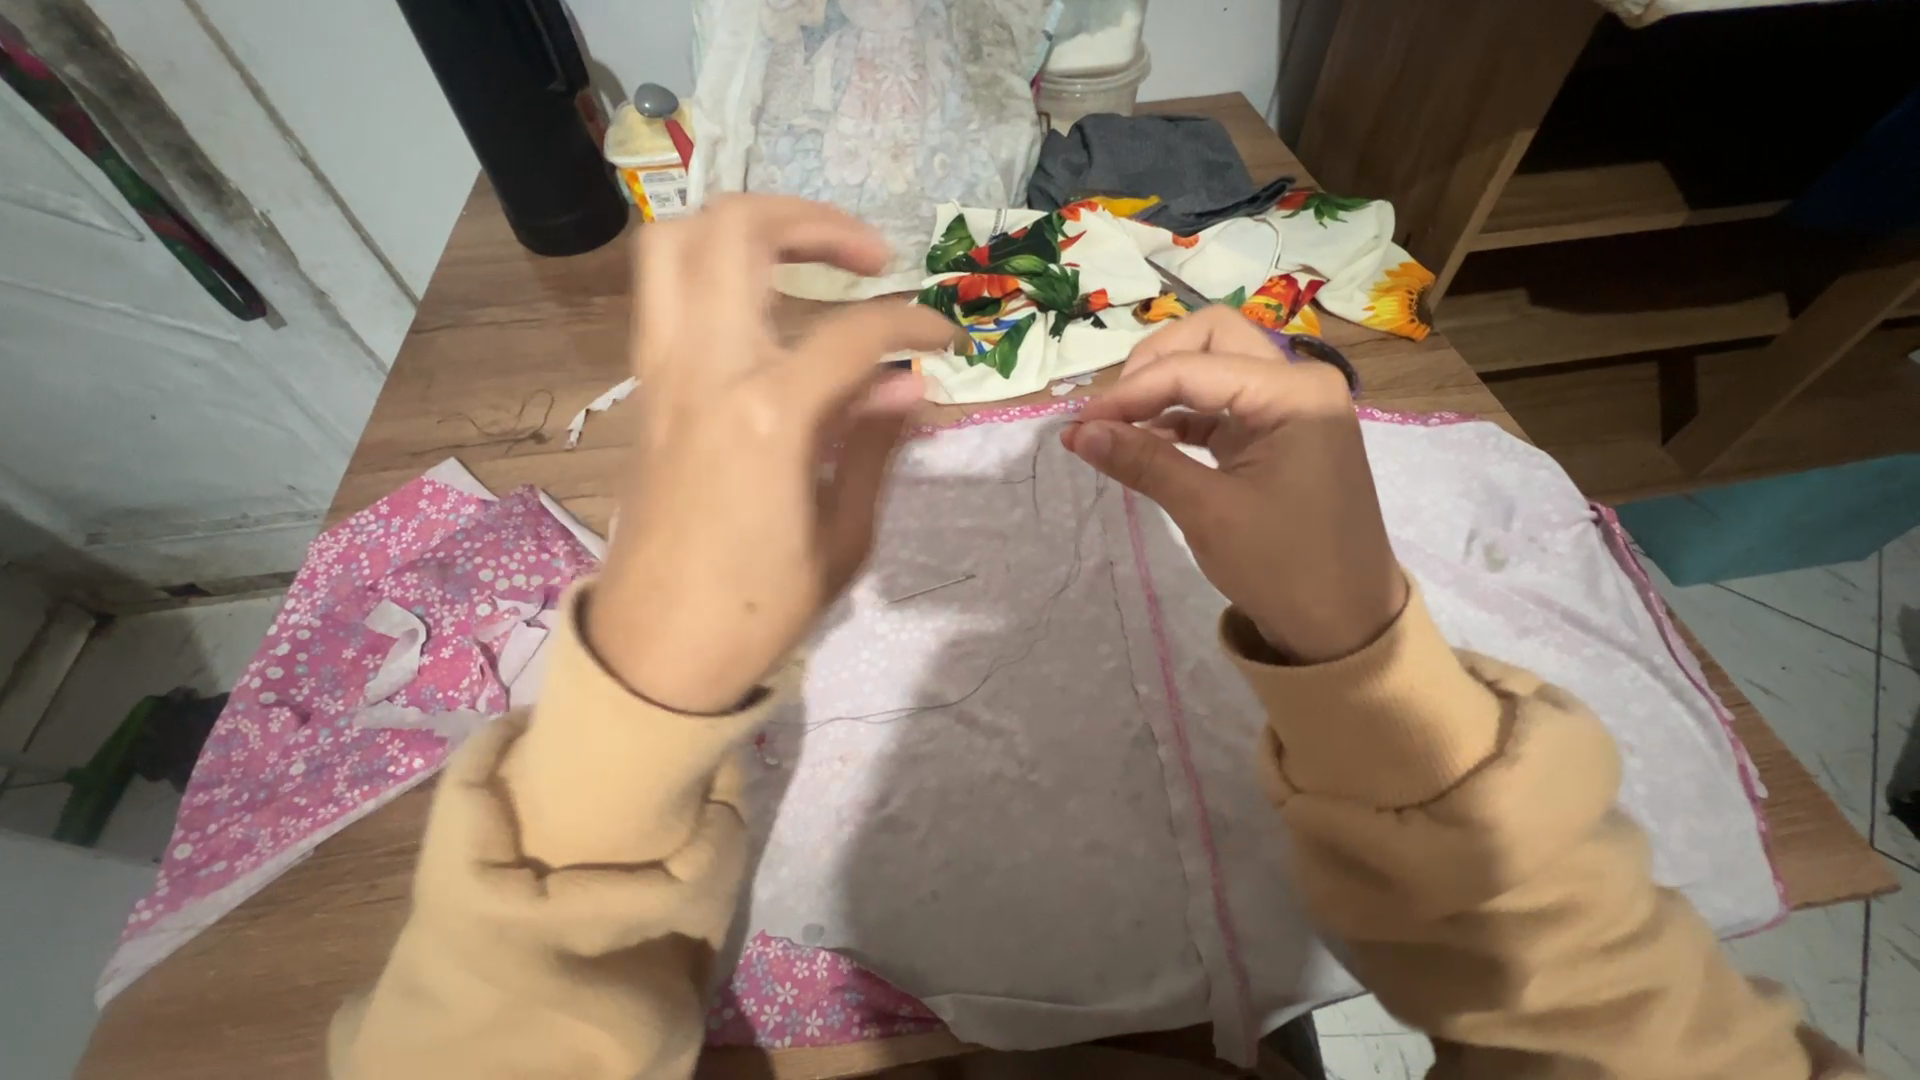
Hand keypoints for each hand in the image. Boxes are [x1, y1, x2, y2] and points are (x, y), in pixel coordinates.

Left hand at [587, 196, 954, 712]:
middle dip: (813, 222)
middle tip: (868, 255)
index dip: (914, 324)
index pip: (855, 330)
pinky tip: (764, 317)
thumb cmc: (759, 609)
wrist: (656, 652)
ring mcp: (663, 375)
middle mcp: (706, 370)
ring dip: (747, 232)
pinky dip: (714, 277)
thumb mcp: (843, 536)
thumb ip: (875, 444)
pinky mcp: (646, 392)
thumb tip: (912, 386)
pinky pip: (667, 296)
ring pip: (679, 245)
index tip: (945, 340)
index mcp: (767, 414)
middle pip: (738, 233)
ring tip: (807, 263)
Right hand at [1062, 307, 1406, 663]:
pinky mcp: (1278, 434)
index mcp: (1294, 392)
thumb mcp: (1207, 512)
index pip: (1193, 368)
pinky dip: (1181, 416)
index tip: (1078, 422)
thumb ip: (1142, 462)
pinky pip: (1221, 406)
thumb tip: (1076, 432)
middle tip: (1109, 410)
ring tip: (1115, 429)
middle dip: (1152, 366)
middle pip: (1210, 340)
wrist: (1344, 624)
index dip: (1129, 392)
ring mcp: (1291, 407)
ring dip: (1163, 389)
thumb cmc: (1284, 567)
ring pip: (1215, 367)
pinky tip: (1145, 442)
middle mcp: (1298, 383)